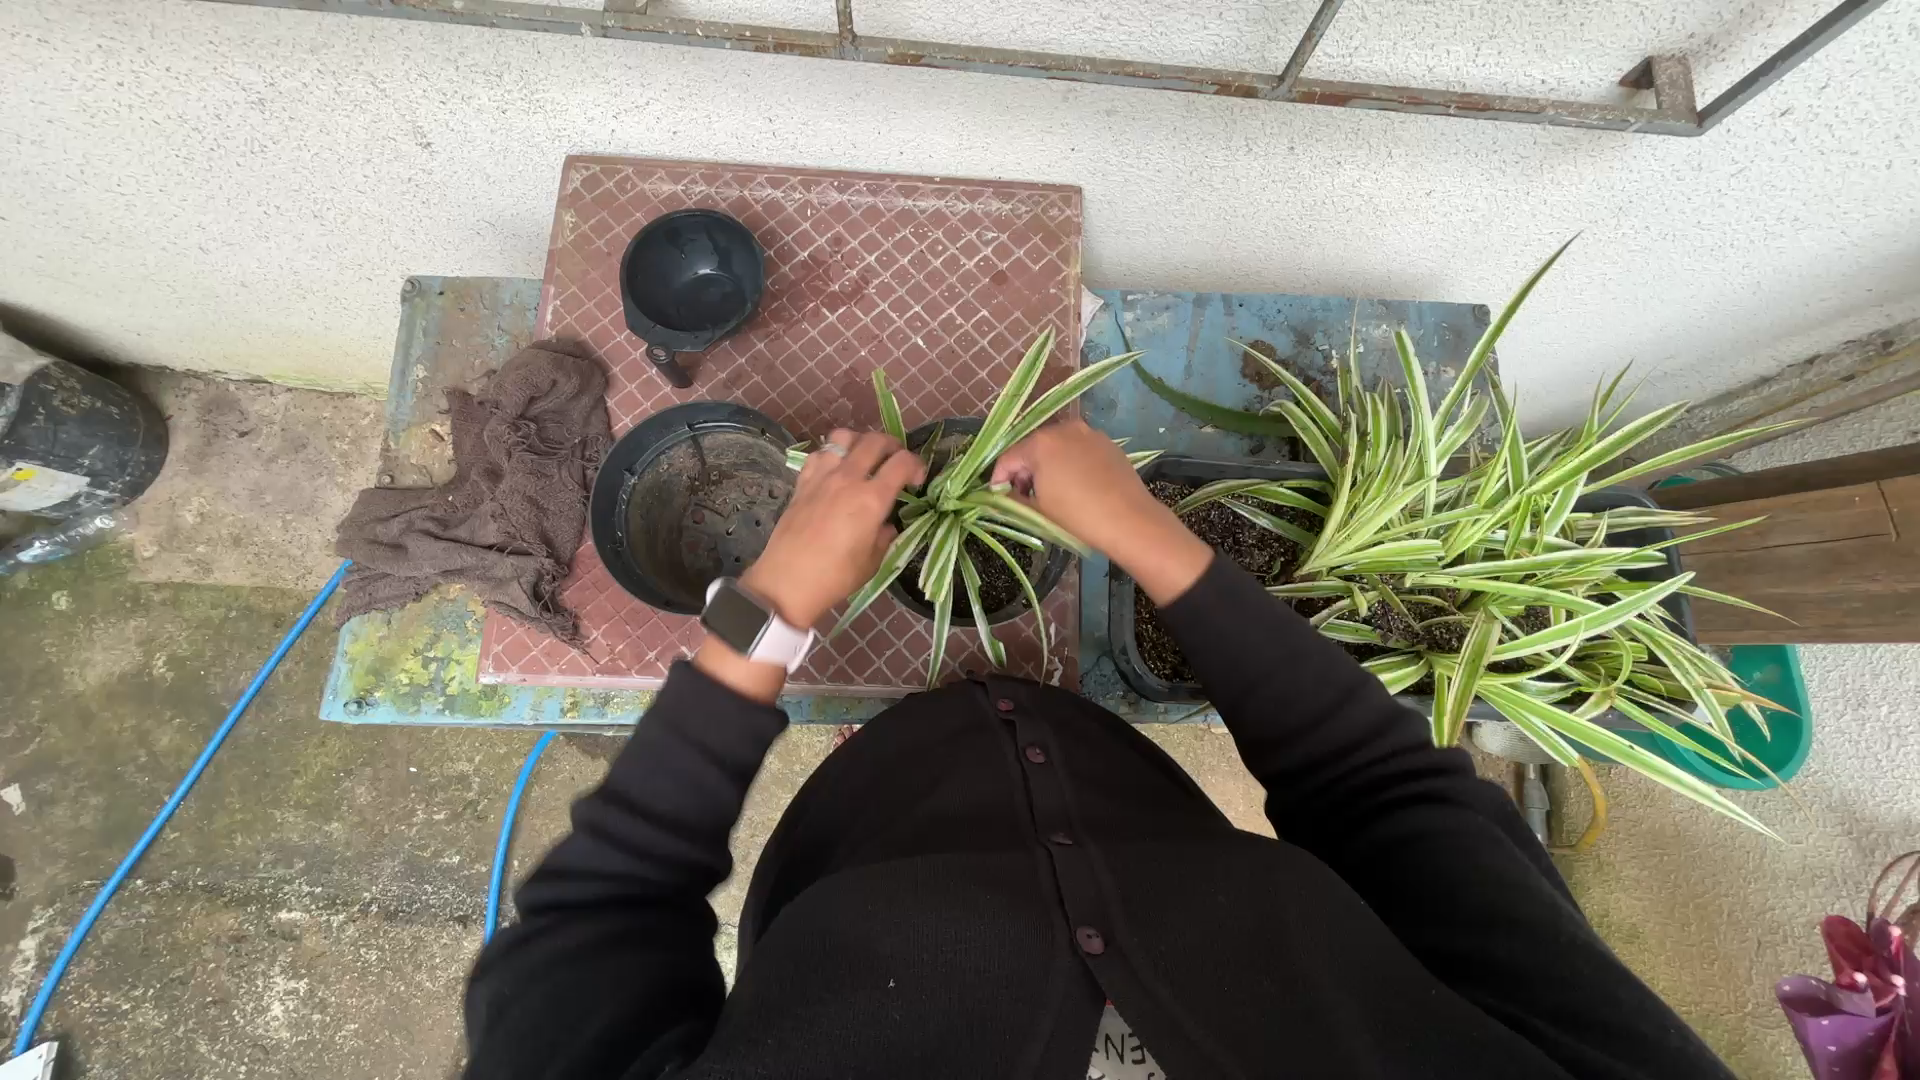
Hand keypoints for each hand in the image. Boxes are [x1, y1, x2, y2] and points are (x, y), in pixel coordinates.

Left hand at [739, 428, 925, 628]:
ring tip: (864, 457)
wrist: (788, 581)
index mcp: (872, 499)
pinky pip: (819, 453)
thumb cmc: (836, 576)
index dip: (916, 465)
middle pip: (874, 440)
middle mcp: (848, 479)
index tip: (917, 480)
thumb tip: (886, 524)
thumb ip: (884, 536)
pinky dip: (832, 453)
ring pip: (843, 437)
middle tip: (896, 461)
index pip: (902, 463)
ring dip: (860, 441)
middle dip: (893, 445)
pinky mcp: (802, 483)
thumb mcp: (873, 561)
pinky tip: (835, 470)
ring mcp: (822, 477)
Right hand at [992, 418, 1212, 603]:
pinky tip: (1073, 485)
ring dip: (1045, 466)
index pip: (1008, 457)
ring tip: (1047, 492)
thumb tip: (998, 497)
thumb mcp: (1038, 510)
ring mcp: (1088, 433)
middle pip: (1032, 448)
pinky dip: (1068, 463)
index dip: (998, 478)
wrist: (1129, 520)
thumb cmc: (1078, 516)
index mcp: (1041, 443)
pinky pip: (1077, 449)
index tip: (996, 496)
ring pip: (1055, 447)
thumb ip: (1012, 500)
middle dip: (1023, 471)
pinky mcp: (1106, 443)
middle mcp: (1063, 429)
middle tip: (1022, 496)